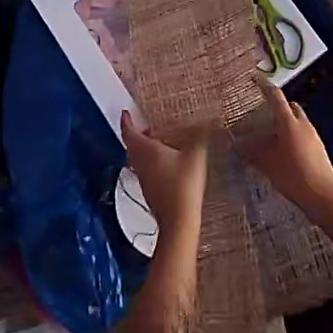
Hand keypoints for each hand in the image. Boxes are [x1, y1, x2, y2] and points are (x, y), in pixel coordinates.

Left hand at [120, 110, 207, 234]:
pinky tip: (164, 162)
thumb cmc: (183, 184)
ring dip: (142, 148)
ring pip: (136, 158)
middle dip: (135, 134)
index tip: (125, 113)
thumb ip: (200, 135)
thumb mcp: (196, 154)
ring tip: (156, 141)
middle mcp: (140, 163)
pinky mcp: (149, 191)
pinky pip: (144, 170)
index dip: (126, 121)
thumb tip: (207, 119)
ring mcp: (143, 179)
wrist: (178, 220)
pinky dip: (149, 161)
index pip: (129, 132)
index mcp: (146, 150)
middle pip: (131, 145)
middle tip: (144, 125)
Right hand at [243, 78, 332, 214]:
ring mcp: (314, 136)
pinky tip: (284, 152)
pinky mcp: (319, 149)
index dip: (265, 86)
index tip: (255, 79)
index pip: (276, 97)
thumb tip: (238, 146)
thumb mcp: (267, 164)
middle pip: (291, 106)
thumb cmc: (292, 175)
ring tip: (271, 137)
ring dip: (286, 123)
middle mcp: (303, 124)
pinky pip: (304, 135)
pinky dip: (293, 136)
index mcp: (289, 122)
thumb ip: (252, 153)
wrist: (323, 195)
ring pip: (298, 121)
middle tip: (263, 115)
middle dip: (278, 106)